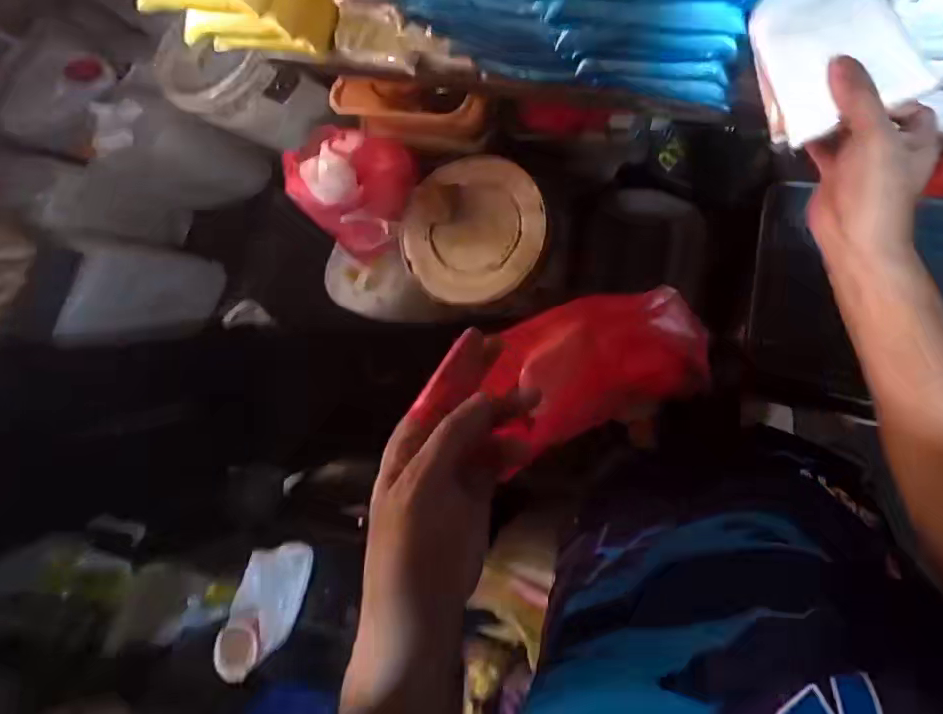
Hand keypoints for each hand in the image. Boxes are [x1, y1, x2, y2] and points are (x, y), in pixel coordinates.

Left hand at [344, 329, 536, 713]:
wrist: (420, 606)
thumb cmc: (409, 541)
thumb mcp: (422, 483)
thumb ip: (452, 435)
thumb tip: (486, 397)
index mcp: (409, 444)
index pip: (436, 393)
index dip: (457, 365)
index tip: (481, 337)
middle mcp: (433, 449)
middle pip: (463, 405)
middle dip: (488, 383)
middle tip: (514, 357)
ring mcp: (456, 470)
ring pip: (486, 430)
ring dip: (507, 418)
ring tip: (533, 410)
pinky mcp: (478, 490)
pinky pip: (498, 456)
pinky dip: (512, 449)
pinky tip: (525, 449)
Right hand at [805, 55, 939, 263]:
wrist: (853, 240)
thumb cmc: (877, 188)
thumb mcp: (875, 135)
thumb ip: (860, 96)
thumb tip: (841, 59)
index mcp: (915, 139)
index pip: (911, 103)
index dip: (893, 86)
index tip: (865, 64)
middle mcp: (891, 146)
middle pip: (872, 109)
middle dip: (852, 90)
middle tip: (829, 62)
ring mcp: (862, 160)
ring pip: (845, 124)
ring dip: (828, 108)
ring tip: (808, 79)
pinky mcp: (836, 170)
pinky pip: (823, 141)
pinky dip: (810, 129)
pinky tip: (793, 111)